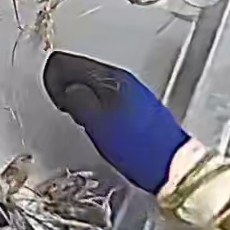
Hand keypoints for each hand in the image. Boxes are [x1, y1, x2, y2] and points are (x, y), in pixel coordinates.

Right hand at [42, 50, 186, 193]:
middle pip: (79, 68)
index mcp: (108, 76)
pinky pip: (105, 94)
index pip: (66, 62)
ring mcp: (131, 89)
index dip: (53, 79)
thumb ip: (75, 100)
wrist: (175, 167)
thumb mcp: (96, 124)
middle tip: (65, 109)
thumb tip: (64, 89)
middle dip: (65, 86)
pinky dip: (94, 104)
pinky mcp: (138, 103)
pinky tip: (99, 123)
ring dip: (80, 96)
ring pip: (92, 82)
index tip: (55, 99)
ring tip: (81, 119)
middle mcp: (121, 77)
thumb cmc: (137, 147)